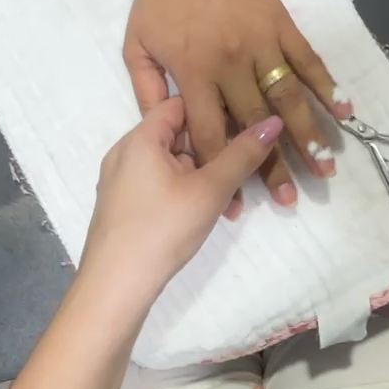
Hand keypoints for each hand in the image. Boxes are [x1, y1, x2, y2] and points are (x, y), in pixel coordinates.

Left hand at [80, 97, 280, 290]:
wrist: (115, 284)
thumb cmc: (162, 229)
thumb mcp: (210, 190)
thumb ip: (242, 155)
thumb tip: (272, 121)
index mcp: (139, 137)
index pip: (181, 104)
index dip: (214, 111)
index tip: (244, 129)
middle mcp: (124, 152)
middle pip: (176, 135)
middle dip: (212, 153)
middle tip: (241, 175)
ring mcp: (119, 180)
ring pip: (169, 164)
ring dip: (200, 178)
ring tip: (228, 203)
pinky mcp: (120, 206)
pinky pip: (156, 185)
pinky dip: (181, 193)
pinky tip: (200, 216)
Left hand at [124, 0, 350, 211]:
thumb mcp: (137, 46)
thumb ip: (147, 91)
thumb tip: (164, 134)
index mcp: (193, 73)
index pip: (211, 134)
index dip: (220, 174)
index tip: (234, 208)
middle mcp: (231, 63)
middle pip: (255, 126)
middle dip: (273, 167)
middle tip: (290, 201)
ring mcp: (261, 43)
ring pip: (288, 98)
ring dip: (308, 136)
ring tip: (325, 169)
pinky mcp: (282, 26)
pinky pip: (308, 60)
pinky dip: (328, 86)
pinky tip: (345, 113)